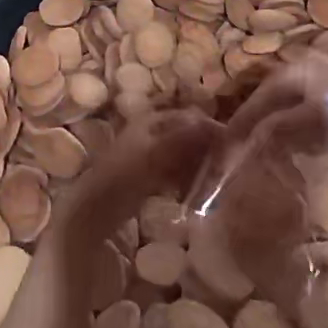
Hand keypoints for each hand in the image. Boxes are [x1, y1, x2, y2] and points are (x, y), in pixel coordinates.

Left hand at [51, 110, 220, 248]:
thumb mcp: (156, 153)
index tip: (232, 148)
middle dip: (207, 150)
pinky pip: (177, 172)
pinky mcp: (150, 176)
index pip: (191, 118)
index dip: (211, 130)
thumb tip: (216, 127)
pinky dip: (188, 180)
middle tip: (226, 168)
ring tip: (214, 183)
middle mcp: (153, 132)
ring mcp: (151, 154)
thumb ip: (185, 138)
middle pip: (189, 136)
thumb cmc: (124, 175)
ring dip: (199, 166)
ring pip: (184, 155)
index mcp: (152, 120)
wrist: (95, 209)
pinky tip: (196, 194)